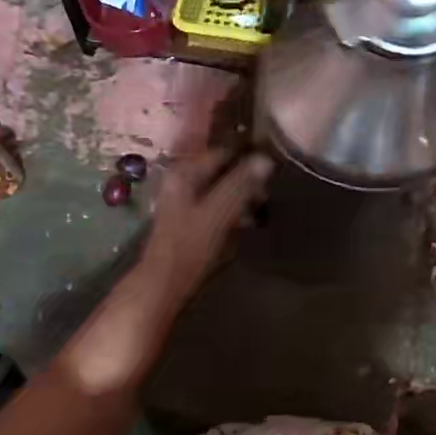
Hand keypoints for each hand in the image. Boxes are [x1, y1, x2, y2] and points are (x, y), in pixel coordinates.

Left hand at [131, 150, 273, 311]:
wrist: (163, 282)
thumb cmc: (190, 247)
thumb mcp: (218, 213)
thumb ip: (240, 185)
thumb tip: (265, 159)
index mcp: (184, 173)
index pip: (221, 152)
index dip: (247, 157)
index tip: (272, 167)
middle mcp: (180, 180)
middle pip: (219, 169)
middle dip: (244, 178)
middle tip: (268, 191)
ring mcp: (181, 199)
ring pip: (217, 187)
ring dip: (239, 195)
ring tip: (261, 205)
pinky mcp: (186, 218)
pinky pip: (213, 204)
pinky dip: (229, 208)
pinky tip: (245, 220)